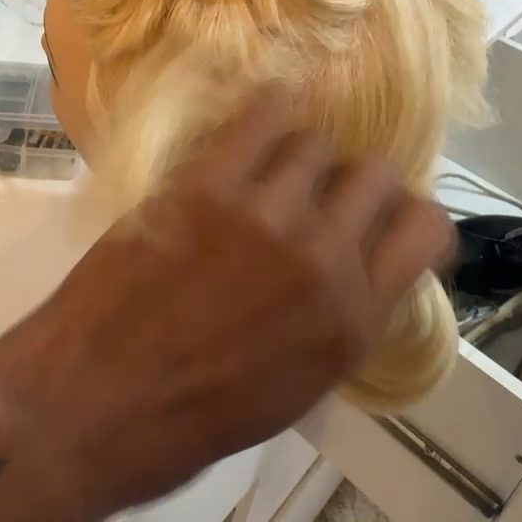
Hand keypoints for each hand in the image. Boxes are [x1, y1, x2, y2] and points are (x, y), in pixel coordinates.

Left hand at [0, 90, 456, 515]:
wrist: (98, 399)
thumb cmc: (196, 410)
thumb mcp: (299, 382)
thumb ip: (339, 313)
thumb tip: (353, 264)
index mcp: (353, 318)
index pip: (423, 229)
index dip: (410, 215)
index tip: (387, 215)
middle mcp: (323, 256)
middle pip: (375, 173)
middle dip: (358, 179)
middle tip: (327, 189)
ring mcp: (266, 213)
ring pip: (316, 142)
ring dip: (303, 154)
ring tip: (276, 167)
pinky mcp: (208, 184)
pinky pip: (260, 118)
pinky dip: (268, 111)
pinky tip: (263, 116)